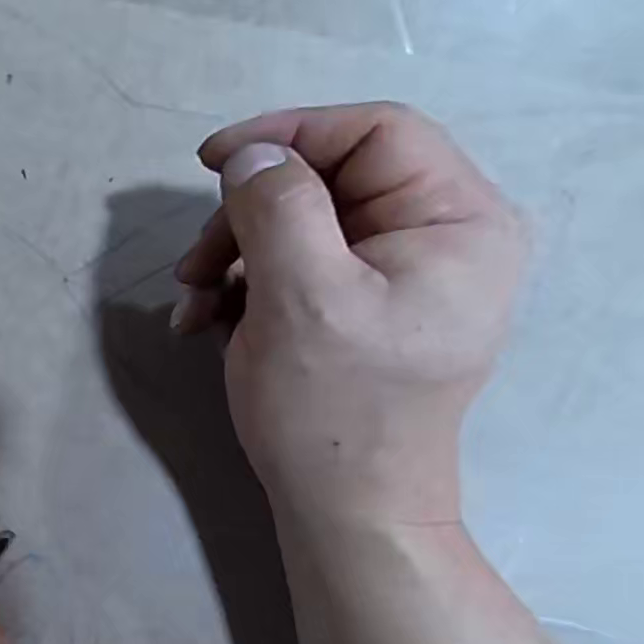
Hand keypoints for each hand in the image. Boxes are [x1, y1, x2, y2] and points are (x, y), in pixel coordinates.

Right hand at [171, 102, 527, 526]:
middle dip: (245, 220)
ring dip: (231, 261)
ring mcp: (391, 282)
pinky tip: (205, 325)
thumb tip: (248, 155)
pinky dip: (241, 292)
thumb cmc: (331, 409)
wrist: (343, 508)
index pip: (372, 135)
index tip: (209, 161)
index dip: (287, 135)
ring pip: (298, 232)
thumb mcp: (301, 300)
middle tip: (190, 269)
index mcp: (455, 221)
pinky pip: (292, 275)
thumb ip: (278, 210)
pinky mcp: (352, 315)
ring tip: (189, 308)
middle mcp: (434, 240)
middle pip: (325, 186)